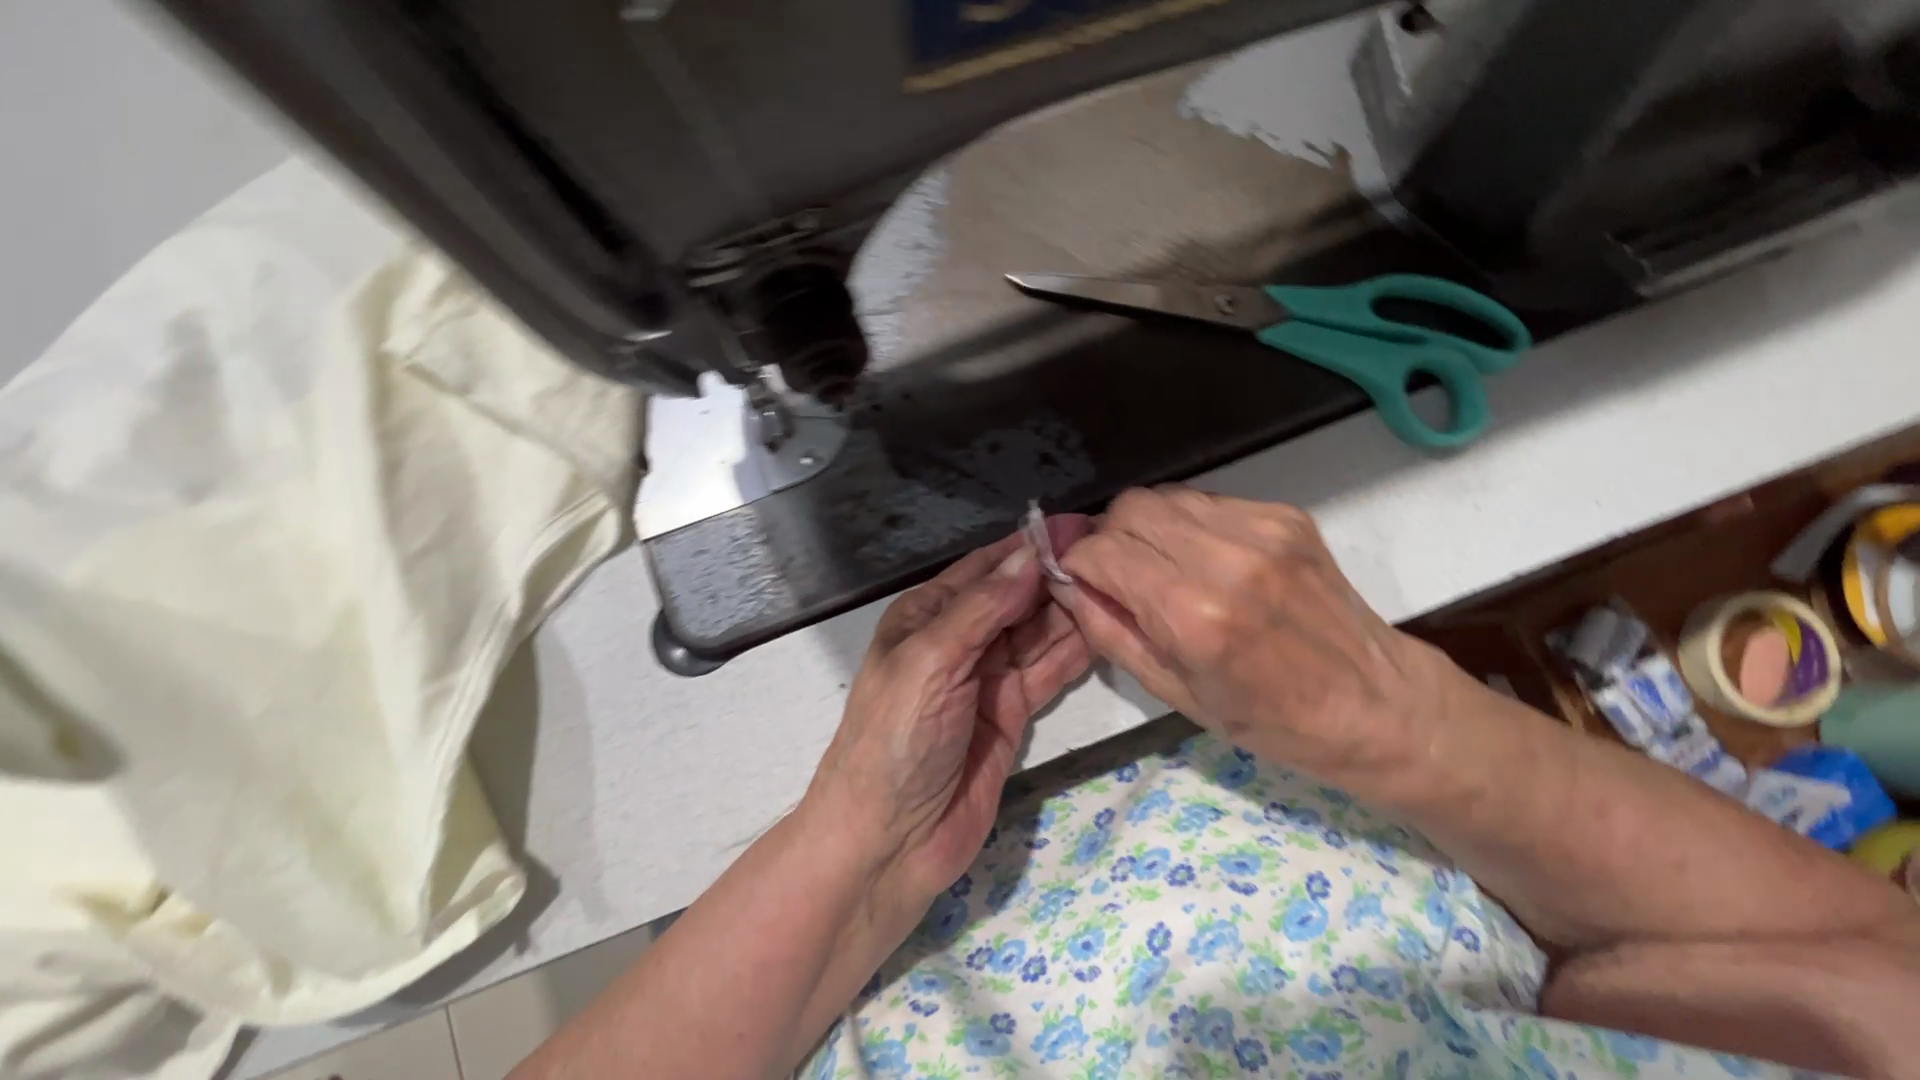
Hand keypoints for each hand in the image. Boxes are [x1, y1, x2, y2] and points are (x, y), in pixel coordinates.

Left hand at [803, 516, 1093, 920]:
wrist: (889, 840)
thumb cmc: (896, 740)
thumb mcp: (930, 663)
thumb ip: (982, 610)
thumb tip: (1030, 555)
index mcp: (927, 616)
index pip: (986, 569)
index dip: (1029, 546)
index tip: (1080, 525)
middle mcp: (959, 640)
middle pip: (1017, 597)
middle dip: (1058, 574)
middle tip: (1116, 554)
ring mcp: (988, 678)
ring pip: (1039, 632)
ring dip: (1074, 609)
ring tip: (1122, 583)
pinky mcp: (1013, 714)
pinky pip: (1050, 672)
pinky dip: (1076, 651)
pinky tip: (1109, 628)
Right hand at [1053, 486, 1457, 785]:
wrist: (1371, 702)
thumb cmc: (1266, 719)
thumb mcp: (1172, 692)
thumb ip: (1107, 629)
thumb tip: (1064, 581)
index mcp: (1192, 614)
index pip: (1100, 551)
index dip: (1077, 564)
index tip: (1079, 582)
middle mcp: (1225, 558)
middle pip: (1127, 510)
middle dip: (1108, 538)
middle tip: (1118, 576)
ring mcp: (1260, 529)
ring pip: (1163, 497)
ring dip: (1146, 528)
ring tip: (1162, 569)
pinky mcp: (1284, 515)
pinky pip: (1205, 502)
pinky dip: (1187, 526)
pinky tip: (1204, 562)